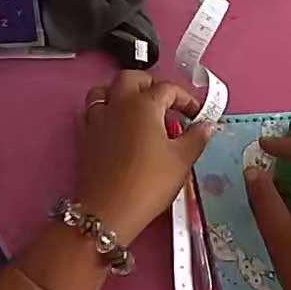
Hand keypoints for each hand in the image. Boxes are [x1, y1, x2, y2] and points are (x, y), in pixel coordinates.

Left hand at [73, 71, 214, 238]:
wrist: (108, 211)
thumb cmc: (148, 183)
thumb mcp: (181, 161)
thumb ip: (196, 137)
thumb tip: (207, 125)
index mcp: (143, 104)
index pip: (168, 88)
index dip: (186, 98)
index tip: (196, 114)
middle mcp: (118, 103)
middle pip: (132, 78)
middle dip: (152, 84)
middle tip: (167, 102)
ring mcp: (97, 118)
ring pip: (105, 90)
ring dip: (122, 92)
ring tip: (137, 108)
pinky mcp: (83, 135)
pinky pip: (90, 110)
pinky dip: (103, 110)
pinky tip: (114, 124)